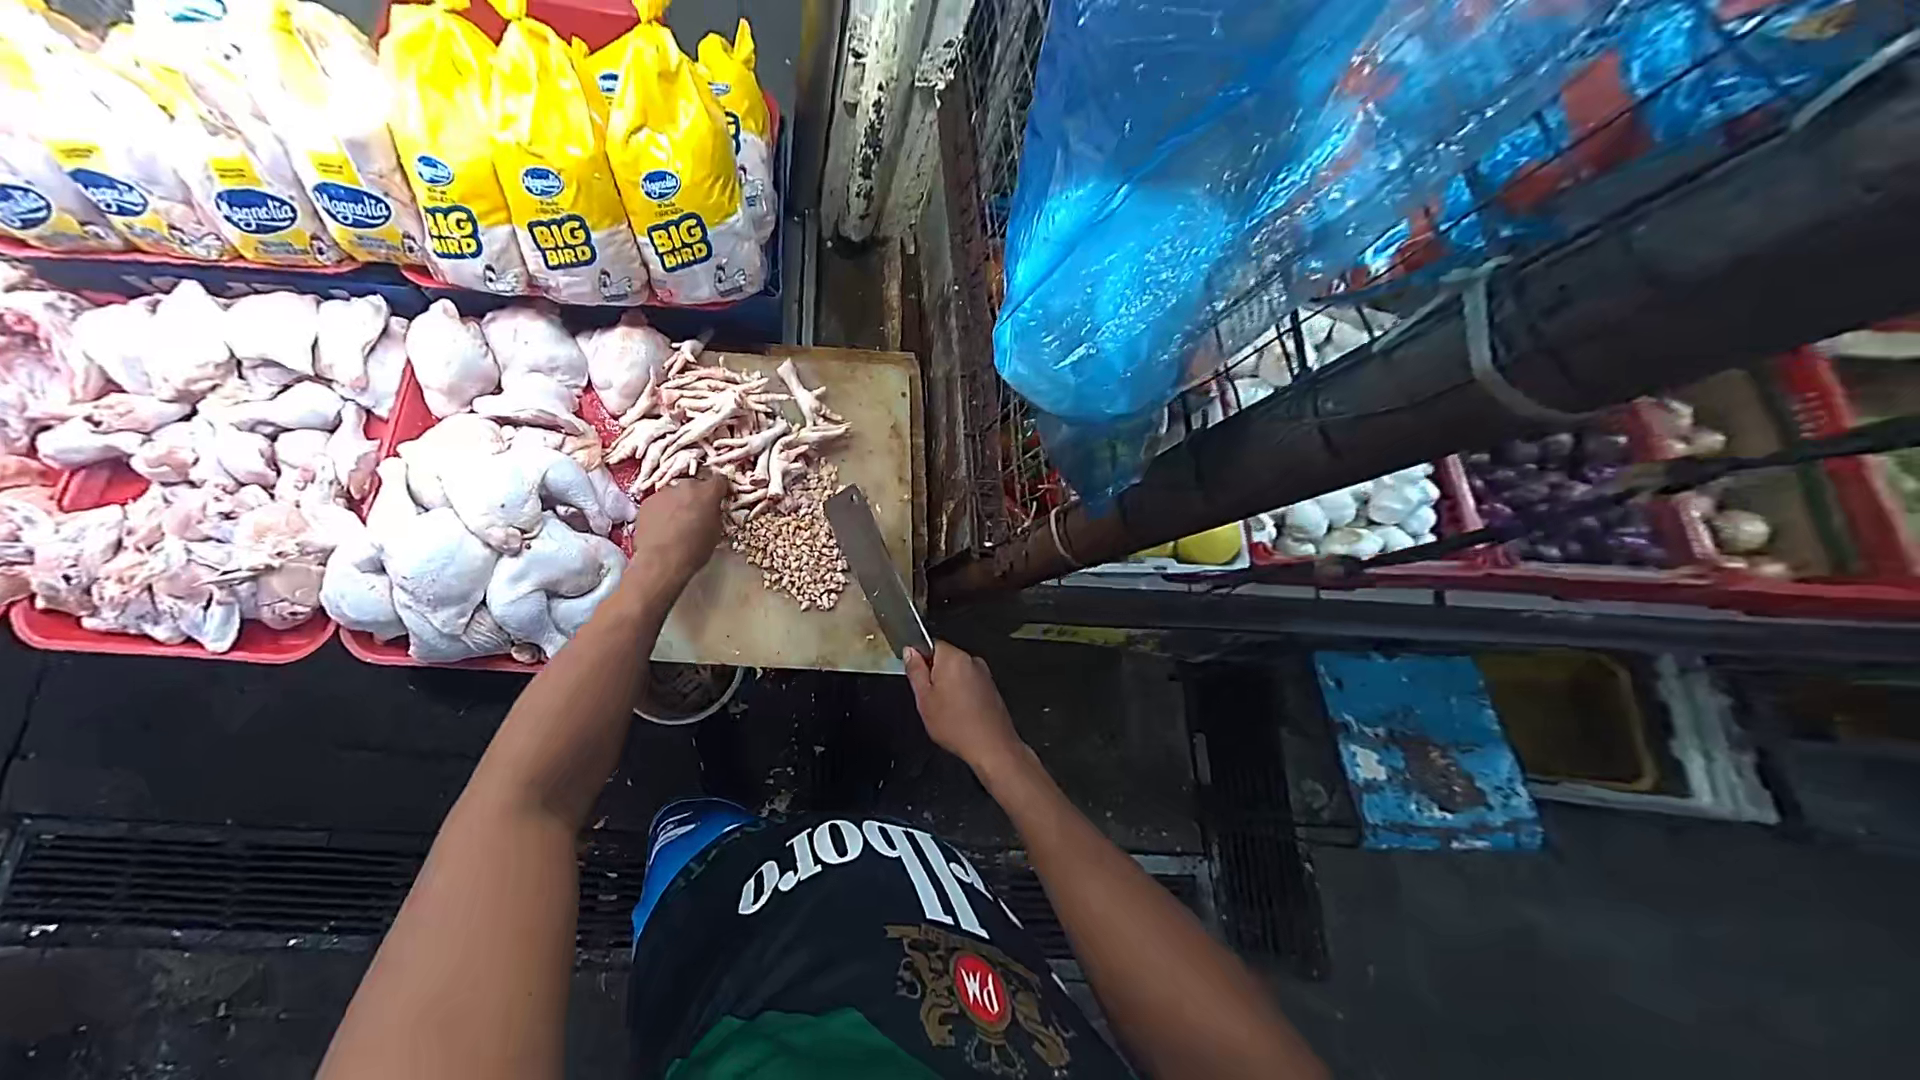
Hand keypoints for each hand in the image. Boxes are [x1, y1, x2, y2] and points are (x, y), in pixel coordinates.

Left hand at [629, 470, 724, 586]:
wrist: (662, 560)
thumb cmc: (695, 549)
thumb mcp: (716, 532)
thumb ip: (714, 514)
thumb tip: (710, 510)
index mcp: (707, 492)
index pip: (719, 481)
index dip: (721, 490)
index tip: (721, 498)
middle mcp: (685, 486)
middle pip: (695, 486)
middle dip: (697, 497)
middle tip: (697, 513)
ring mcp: (664, 493)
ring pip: (675, 494)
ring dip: (679, 503)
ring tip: (676, 522)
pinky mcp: (647, 502)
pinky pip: (660, 503)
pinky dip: (663, 510)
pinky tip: (662, 526)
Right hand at [904, 641, 1027, 777]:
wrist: (991, 746)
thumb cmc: (958, 726)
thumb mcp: (924, 699)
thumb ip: (915, 670)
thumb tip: (910, 652)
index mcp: (953, 658)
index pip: (930, 644)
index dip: (920, 661)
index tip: (917, 678)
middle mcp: (971, 660)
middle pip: (944, 658)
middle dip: (935, 675)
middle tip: (930, 699)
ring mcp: (983, 673)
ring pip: (957, 673)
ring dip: (949, 686)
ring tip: (946, 710)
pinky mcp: (990, 687)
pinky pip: (969, 684)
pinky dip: (962, 694)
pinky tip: (960, 714)